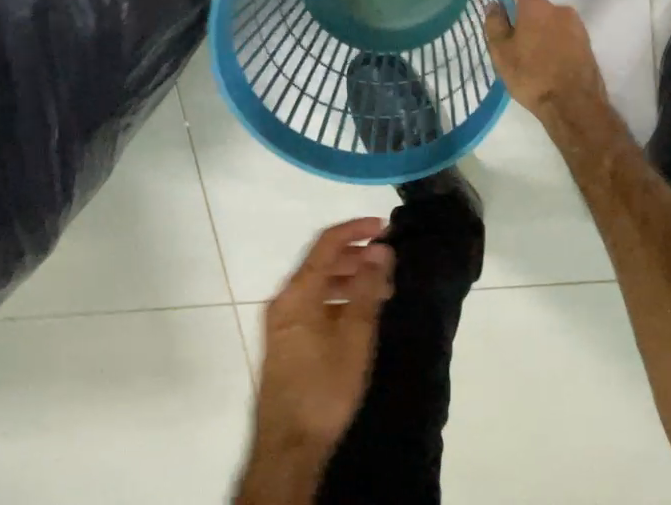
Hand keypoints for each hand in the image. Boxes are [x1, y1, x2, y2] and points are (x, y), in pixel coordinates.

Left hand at [250, 218, 394, 465]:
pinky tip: (360, 317)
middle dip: (355, 256)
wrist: (288, 445)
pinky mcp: (286, 342)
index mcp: (296, 293)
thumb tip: (380, 249)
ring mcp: (282, 322)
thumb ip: (367, 290)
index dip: (355, 229)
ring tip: (381, 291)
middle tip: (388, 262)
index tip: (384, 226)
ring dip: (348, 280)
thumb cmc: (323, 388)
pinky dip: (337, 300)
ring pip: (317, 286)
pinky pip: (313, 305)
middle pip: (320, 263)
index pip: (326, 244)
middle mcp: (284, 300)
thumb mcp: (354, 337)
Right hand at [484, 0, 611, 122]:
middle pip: (537, 5)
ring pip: (552, 21)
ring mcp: (577, 26)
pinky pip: (564, 35)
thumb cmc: (532, 75)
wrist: (574, 104)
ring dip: (540, 31)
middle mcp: (560, 9)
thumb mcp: (502, 52)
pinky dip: (554, 43)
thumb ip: (495, 24)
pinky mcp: (587, 44)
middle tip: (512, 39)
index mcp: (537, 6)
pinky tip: (547, 65)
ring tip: (530, 57)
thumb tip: (494, 5)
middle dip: (524, 16)